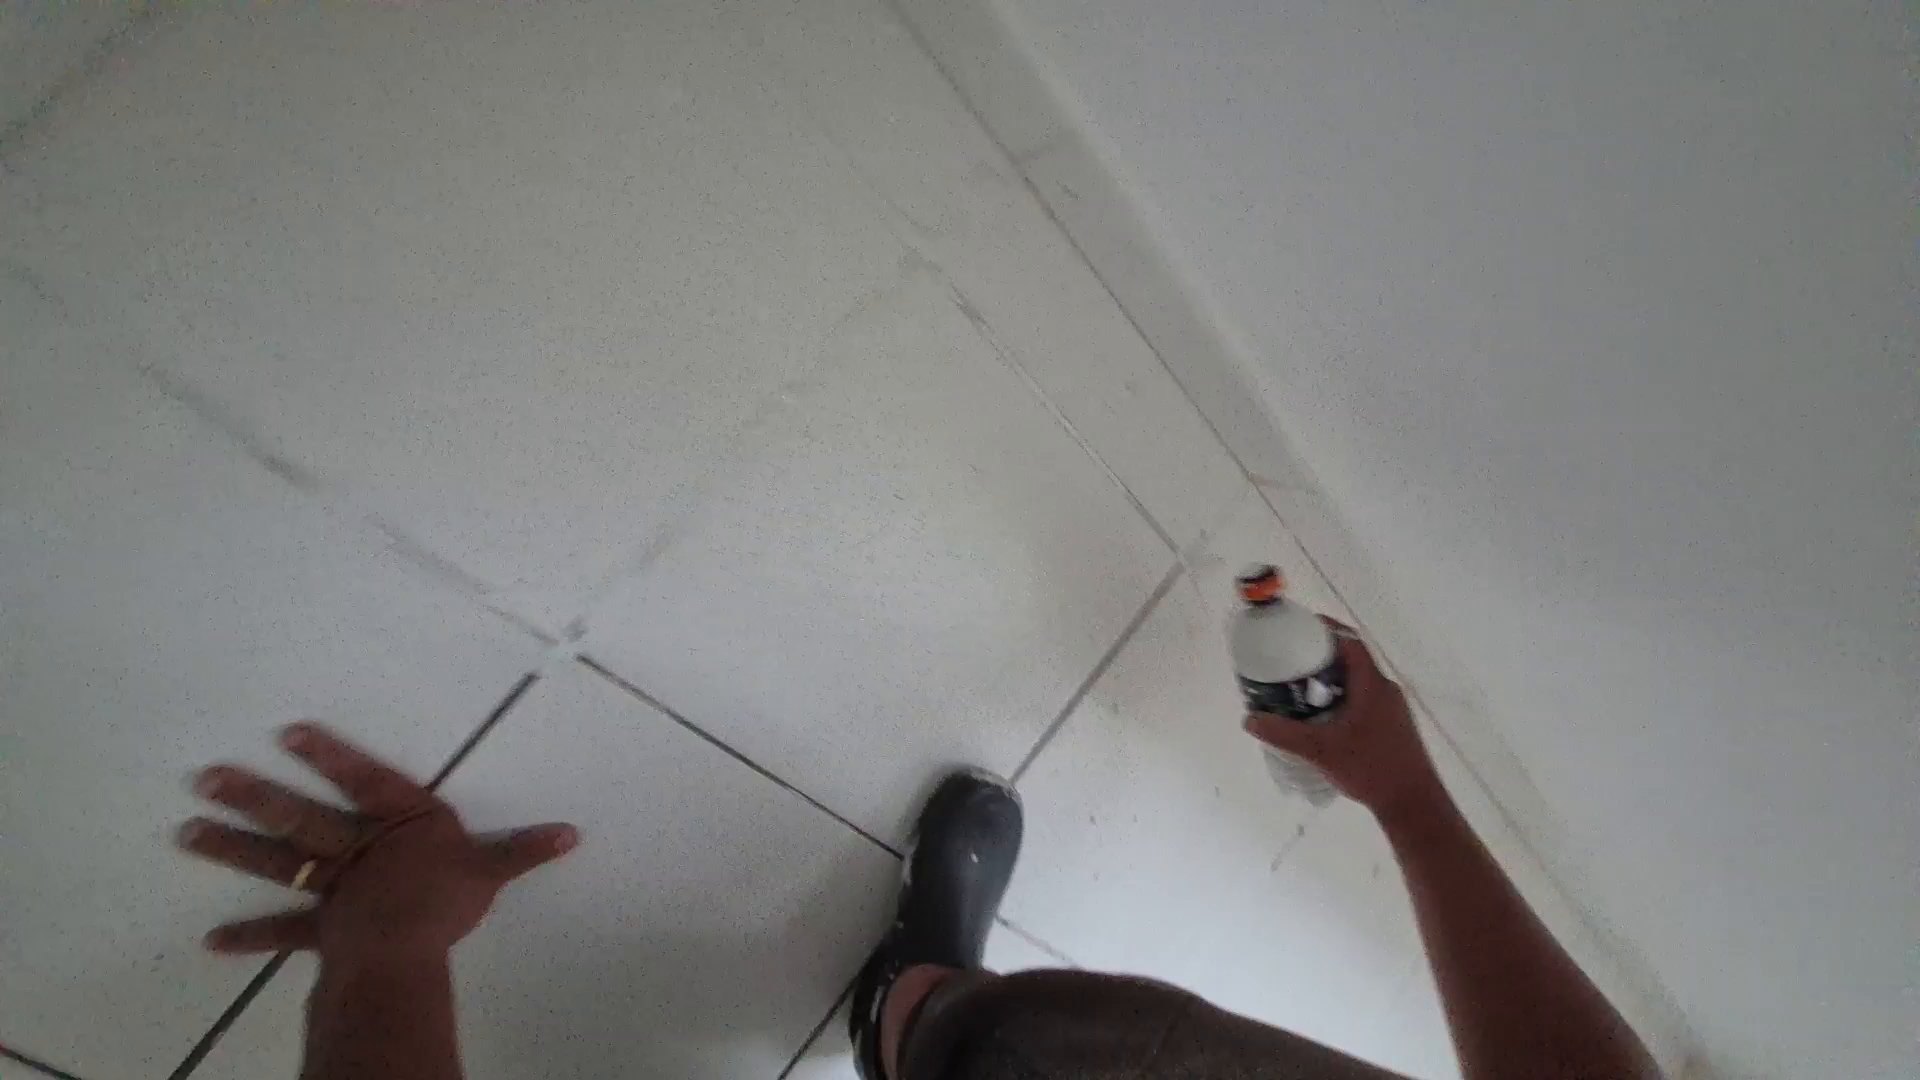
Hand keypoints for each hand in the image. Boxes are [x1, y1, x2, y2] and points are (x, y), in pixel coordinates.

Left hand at [176, 722, 578, 959]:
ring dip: (233, 847)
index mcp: (402, 824)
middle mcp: (360, 847)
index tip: (288, 732)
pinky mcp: (320, 926)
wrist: (400, 954)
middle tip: (206, 778)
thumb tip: (573, 832)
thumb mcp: (493, 870)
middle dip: (256, 796)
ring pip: (278, 860)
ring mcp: (334, 886)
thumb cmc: (444, 900)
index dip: (329, 755)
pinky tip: (214, 940)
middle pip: (302, 817)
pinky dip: (251, 934)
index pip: (364, 781)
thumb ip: (526, 849)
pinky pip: (284, 928)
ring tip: (186, 830)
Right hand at [1244, 620, 1446, 821]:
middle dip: (1318, 655)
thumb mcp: (1320, 750)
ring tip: (1297, 688)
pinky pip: (1361, 698)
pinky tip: (1319, 716)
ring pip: (1355, 681)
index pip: (1349, 642)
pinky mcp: (1391, 725)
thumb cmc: (1371, 768)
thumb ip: (1283, 734)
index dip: (1325, 628)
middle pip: (1350, 660)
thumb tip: (1249, 719)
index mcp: (1372, 685)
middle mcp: (1384, 690)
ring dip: (1328, 679)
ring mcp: (1390, 708)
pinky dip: (1338, 696)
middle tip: (1288, 661)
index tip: (1298, 627)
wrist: (1414, 805)